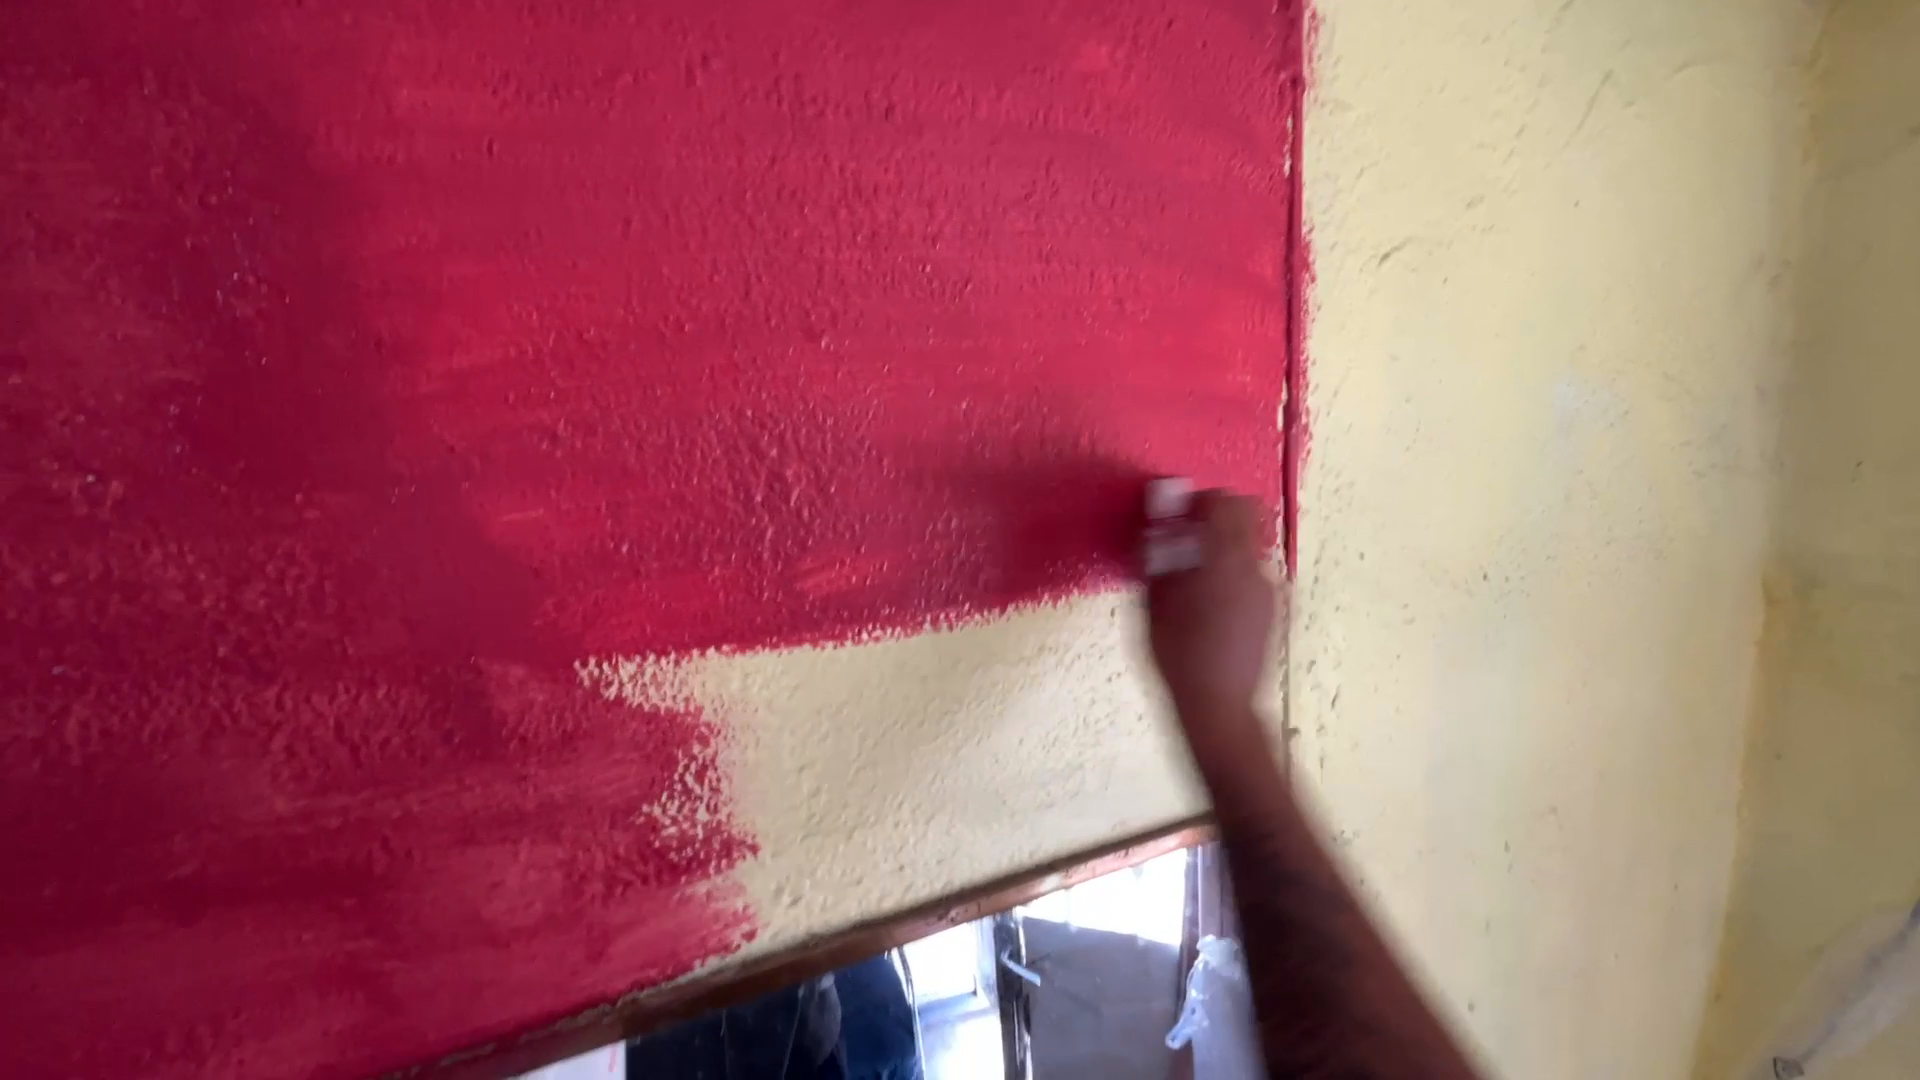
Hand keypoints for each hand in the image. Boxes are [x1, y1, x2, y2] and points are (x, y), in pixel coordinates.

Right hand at [1144, 489, 1284, 756]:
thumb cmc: (1178, 658)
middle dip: (1216, 512)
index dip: (1198, 498)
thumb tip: (1156, 526)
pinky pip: (1252, 571)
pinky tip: (1207, 599)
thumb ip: (1156, 557)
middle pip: (1247, 512)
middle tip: (1185, 531)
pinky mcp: (1272, 608)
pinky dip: (1231, 569)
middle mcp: (1253, 569)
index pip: (1224, 502)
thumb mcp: (1152, 605)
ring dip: (1223, 542)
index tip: (1177, 510)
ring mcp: (1268, 589)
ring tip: (1191, 571)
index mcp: (1222, 562)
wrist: (1219, 706)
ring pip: (1250, 542)